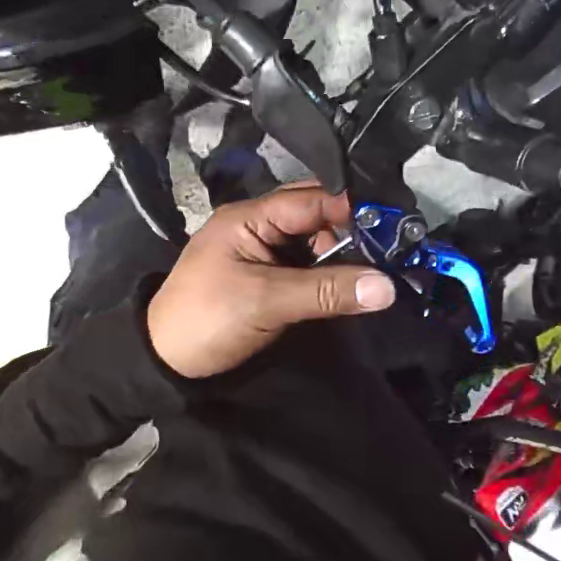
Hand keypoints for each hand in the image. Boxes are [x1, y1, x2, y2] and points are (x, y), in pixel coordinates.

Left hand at [146, 184, 397, 377]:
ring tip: (382, 268)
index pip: (309, 199)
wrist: (165, 361)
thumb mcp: (267, 301)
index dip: (350, 207)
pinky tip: (357, 284)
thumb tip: (388, 287)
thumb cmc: (208, 319)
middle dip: (351, 231)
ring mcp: (262, 253)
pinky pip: (307, 267)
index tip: (396, 222)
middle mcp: (257, 227)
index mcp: (248, 217)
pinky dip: (330, 274)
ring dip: (344, 255)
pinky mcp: (267, 279)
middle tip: (395, 247)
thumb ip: (326, 291)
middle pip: (314, 217)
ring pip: (314, 244)